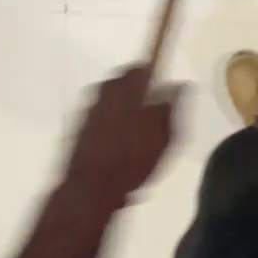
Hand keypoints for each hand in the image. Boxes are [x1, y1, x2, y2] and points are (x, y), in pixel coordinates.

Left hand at [60, 66, 181, 209]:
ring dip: (120, 105)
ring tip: (136, 131)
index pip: (140, 66)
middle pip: (120, 80)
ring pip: (107, 99)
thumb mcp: (166, 136)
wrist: (89, 191)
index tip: (160, 77)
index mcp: (127, 91)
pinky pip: (98, 117)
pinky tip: (119, 146)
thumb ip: (172, 107)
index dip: (151, 67)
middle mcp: (104, 95)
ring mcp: (87, 112)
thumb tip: (180, 84)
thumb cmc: (132, 161)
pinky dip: (108, 123)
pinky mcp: (77, 130)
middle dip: (134, 88)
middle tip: (151, 107)